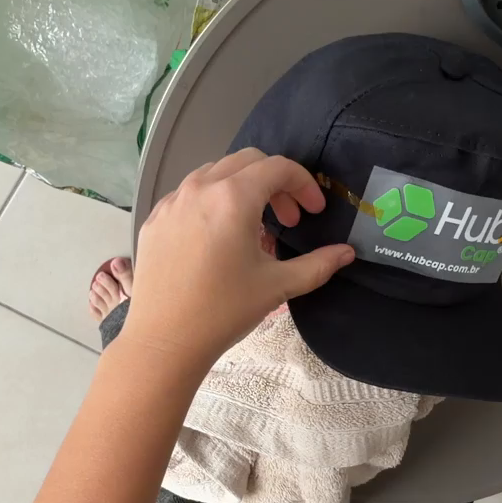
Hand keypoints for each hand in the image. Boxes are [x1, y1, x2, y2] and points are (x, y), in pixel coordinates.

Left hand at [122, 149, 354, 370]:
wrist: (164, 341)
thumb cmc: (224, 311)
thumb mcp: (277, 286)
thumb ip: (317, 265)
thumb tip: (346, 253)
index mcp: (233, 199)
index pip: (278, 168)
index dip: (304, 184)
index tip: (314, 211)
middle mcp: (200, 189)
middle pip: (247, 162)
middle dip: (275, 183)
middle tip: (289, 218)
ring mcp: (172, 202)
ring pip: (215, 173)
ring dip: (243, 188)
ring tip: (254, 226)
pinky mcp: (155, 219)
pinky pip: (189, 194)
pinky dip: (213, 201)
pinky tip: (218, 236)